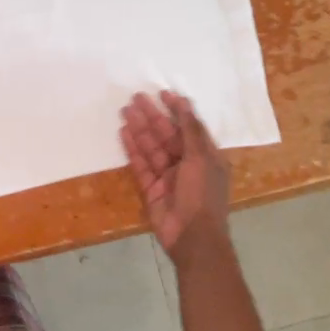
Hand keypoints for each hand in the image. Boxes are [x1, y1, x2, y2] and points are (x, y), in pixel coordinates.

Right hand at [119, 91, 231, 264]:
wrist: (192, 237)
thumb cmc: (202, 195)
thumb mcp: (202, 158)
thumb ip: (190, 130)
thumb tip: (185, 103)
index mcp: (206, 157)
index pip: (190, 128)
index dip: (178, 110)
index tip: (163, 93)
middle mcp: (187, 165)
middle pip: (167, 135)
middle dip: (153, 116)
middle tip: (136, 98)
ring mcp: (168, 177)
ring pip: (152, 148)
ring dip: (140, 129)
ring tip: (125, 110)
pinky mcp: (151, 189)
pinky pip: (141, 165)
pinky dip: (133, 149)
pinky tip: (123, 133)